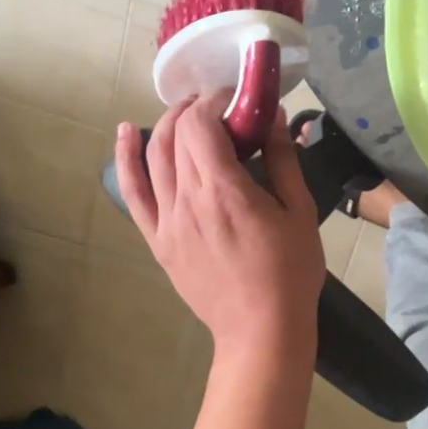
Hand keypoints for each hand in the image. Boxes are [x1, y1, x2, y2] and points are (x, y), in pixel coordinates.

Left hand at [114, 92, 324, 362]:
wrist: (262, 330)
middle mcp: (187, 199)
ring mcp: (167, 221)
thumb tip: (273, 118)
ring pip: (154, 157)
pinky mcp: (158, 241)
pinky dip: (126, 159)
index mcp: (225, 190)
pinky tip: (127, 133)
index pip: (202, 124)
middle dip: (195, 108)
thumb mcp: (300, 213)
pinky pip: (133, 193)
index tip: (237, 98)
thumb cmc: (291, 272)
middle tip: (220, 106)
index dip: (215, 101)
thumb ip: (284, 161)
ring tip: (188, 115)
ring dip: (168, 126)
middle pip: (176, 135)